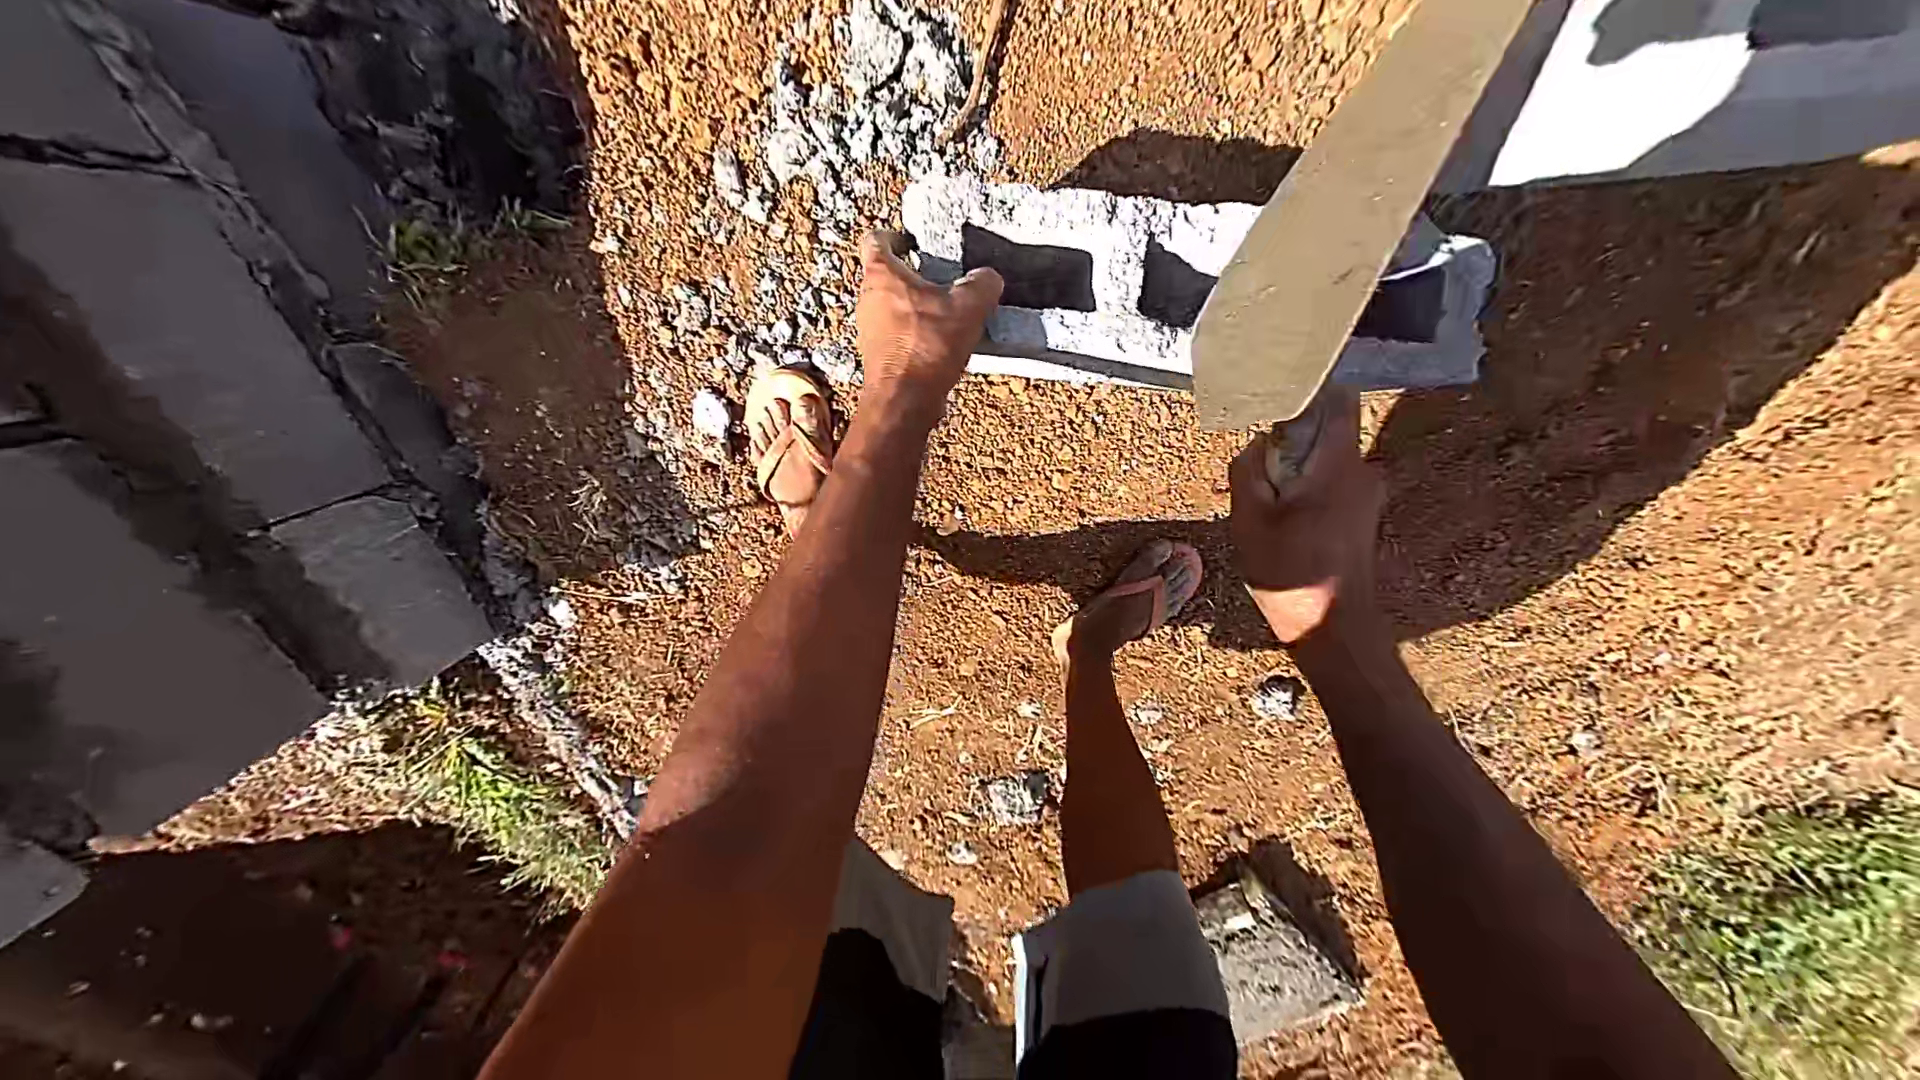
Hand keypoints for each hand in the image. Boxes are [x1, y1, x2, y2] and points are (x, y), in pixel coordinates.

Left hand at [855, 231, 1002, 422]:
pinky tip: (936, 346)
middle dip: (910, 276)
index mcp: (881, 275)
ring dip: (912, 308)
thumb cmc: (928, 346)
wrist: (904, 399)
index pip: (875, 240)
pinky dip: (911, 335)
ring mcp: (868, 330)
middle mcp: (867, 299)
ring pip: (889, 307)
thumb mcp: (968, 308)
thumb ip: (982, 284)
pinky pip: (893, 336)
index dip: (894, 236)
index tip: (912, 241)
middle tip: (938, 280)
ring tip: (942, 316)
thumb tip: (989, 278)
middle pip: (884, 276)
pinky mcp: (876, 357)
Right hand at [1228, 391, 1385, 644]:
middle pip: (1326, 431)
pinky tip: (1283, 519)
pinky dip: (1306, 488)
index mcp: (1338, 465)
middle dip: (1288, 439)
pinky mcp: (1362, 514)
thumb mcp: (1248, 519)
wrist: (1329, 624)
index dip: (1307, 387)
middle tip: (1256, 466)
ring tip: (1265, 501)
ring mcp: (1368, 495)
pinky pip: (1331, 482)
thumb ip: (1247, 470)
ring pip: (1325, 460)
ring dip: (1295, 469)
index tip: (1273, 392)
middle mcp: (1363, 472)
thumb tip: (1256, 445)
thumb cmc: (1288, 571)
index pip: (1337, 398)